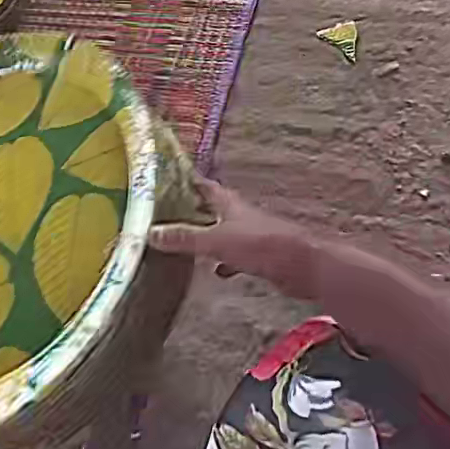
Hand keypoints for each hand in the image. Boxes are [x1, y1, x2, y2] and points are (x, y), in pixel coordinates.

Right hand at [148, 176, 317, 298]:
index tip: (164, 178)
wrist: (301, 264)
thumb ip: (185, 237)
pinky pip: (234, 254)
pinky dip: (223, 260)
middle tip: (163, 215)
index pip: (203, 185)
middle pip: (211, 208)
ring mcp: (250, 234)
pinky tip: (214, 270)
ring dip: (205, 236)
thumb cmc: (260, 244)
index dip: (186, 180)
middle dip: (190, 210)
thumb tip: (149, 231)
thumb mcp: (216, 241)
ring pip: (221, 231)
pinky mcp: (259, 255)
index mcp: (228, 203)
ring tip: (181, 243)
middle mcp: (238, 214)